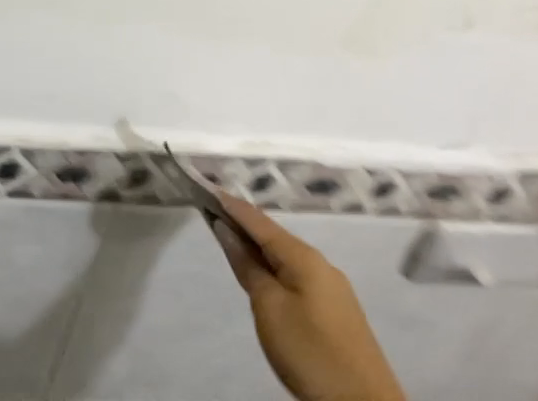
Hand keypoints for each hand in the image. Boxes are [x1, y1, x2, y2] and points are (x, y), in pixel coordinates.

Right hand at [212, 193, 406, 400]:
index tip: (203, 187)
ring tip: (225, 237)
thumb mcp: (268, 307)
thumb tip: (227, 231)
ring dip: (255, 245)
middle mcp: (320, 266)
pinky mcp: (333, 311)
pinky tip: (258, 272)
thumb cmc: (310, 351)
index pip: (259, 221)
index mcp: (304, 258)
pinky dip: (270, 265)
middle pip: (273, 236)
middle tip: (208, 210)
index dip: (230, 205)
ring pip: (284, 256)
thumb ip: (247, 267)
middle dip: (242, 222)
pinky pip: (294, 274)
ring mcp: (331, 289)